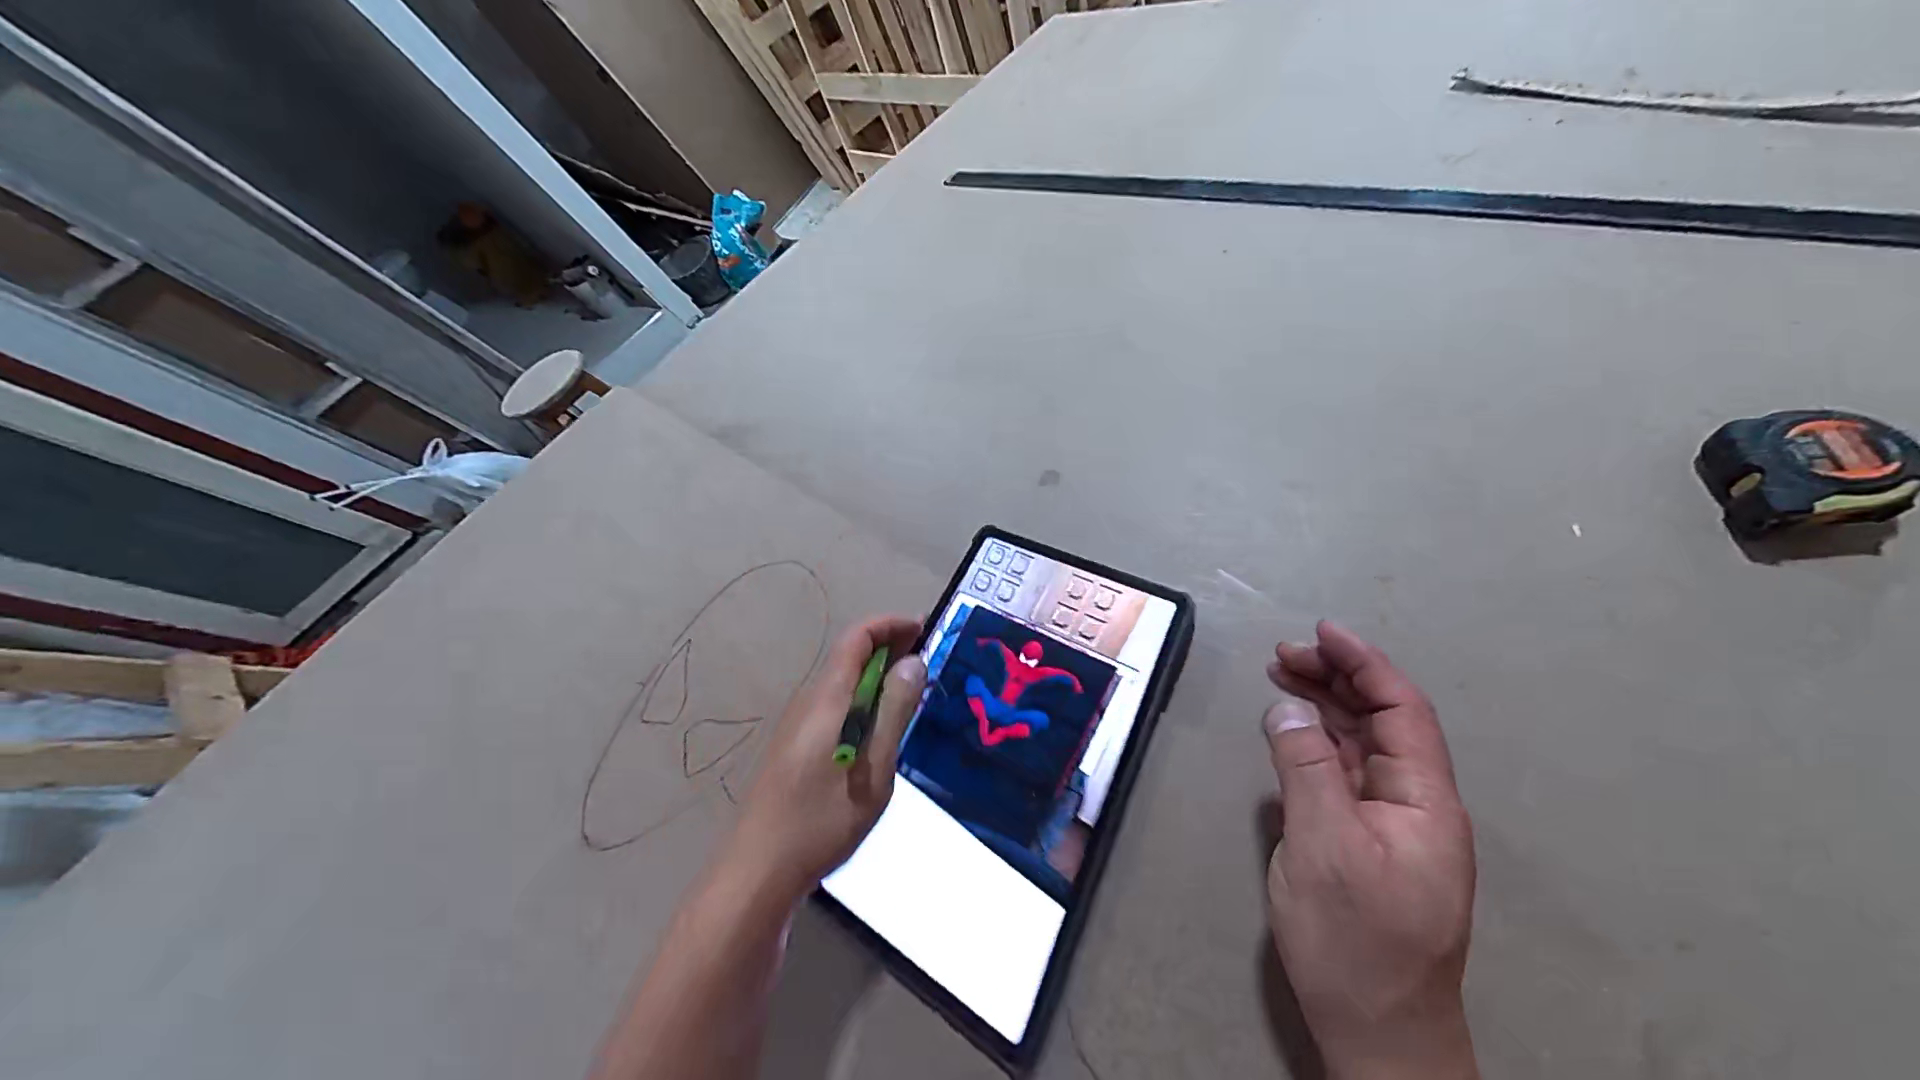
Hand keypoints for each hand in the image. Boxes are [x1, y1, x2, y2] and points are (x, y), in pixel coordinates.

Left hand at [717, 615, 926, 904]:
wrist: (758, 871)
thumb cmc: (820, 821)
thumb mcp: (873, 770)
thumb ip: (893, 713)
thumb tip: (914, 661)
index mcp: (826, 699)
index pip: (857, 638)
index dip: (891, 625)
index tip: (925, 630)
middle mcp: (808, 701)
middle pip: (849, 657)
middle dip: (890, 651)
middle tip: (929, 668)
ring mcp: (798, 724)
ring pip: (843, 684)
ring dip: (879, 680)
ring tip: (913, 701)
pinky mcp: (796, 747)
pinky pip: (835, 707)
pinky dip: (864, 703)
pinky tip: (881, 734)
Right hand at [1262, 621, 1477, 1079]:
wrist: (1378, 1031)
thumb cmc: (1355, 940)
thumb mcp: (1323, 846)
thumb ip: (1305, 768)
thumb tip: (1287, 707)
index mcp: (1424, 801)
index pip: (1401, 711)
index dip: (1364, 665)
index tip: (1323, 633)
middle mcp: (1415, 804)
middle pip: (1381, 721)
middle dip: (1337, 679)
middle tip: (1283, 655)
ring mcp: (1391, 823)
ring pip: (1361, 744)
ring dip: (1324, 706)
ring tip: (1281, 676)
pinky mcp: (1365, 840)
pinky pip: (1344, 773)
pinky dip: (1317, 741)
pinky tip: (1293, 730)